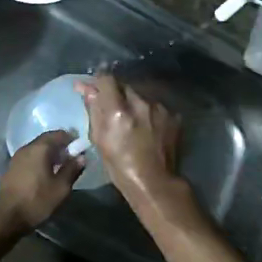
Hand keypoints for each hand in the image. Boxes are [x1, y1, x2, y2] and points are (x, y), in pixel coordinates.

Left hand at [0, 130, 84, 229]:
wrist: (6, 217)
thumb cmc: (37, 200)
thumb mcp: (61, 187)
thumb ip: (72, 169)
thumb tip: (81, 156)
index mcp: (40, 148)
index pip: (59, 134)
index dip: (72, 139)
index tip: (81, 150)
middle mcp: (27, 148)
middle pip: (47, 140)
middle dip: (61, 147)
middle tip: (72, 159)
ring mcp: (17, 158)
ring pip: (38, 149)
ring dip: (50, 155)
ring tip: (61, 168)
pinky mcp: (12, 168)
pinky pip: (30, 158)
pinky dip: (40, 161)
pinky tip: (46, 175)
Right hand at [76, 75, 181, 198]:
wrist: (154, 182)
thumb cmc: (120, 165)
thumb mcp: (99, 140)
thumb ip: (94, 111)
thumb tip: (87, 90)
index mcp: (118, 110)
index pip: (106, 79)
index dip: (98, 81)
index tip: (94, 89)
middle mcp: (141, 103)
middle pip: (125, 86)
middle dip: (117, 94)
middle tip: (113, 109)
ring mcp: (160, 108)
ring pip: (142, 96)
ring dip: (134, 104)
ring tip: (133, 122)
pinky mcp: (173, 116)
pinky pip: (156, 107)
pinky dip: (149, 113)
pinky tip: (148, 128)